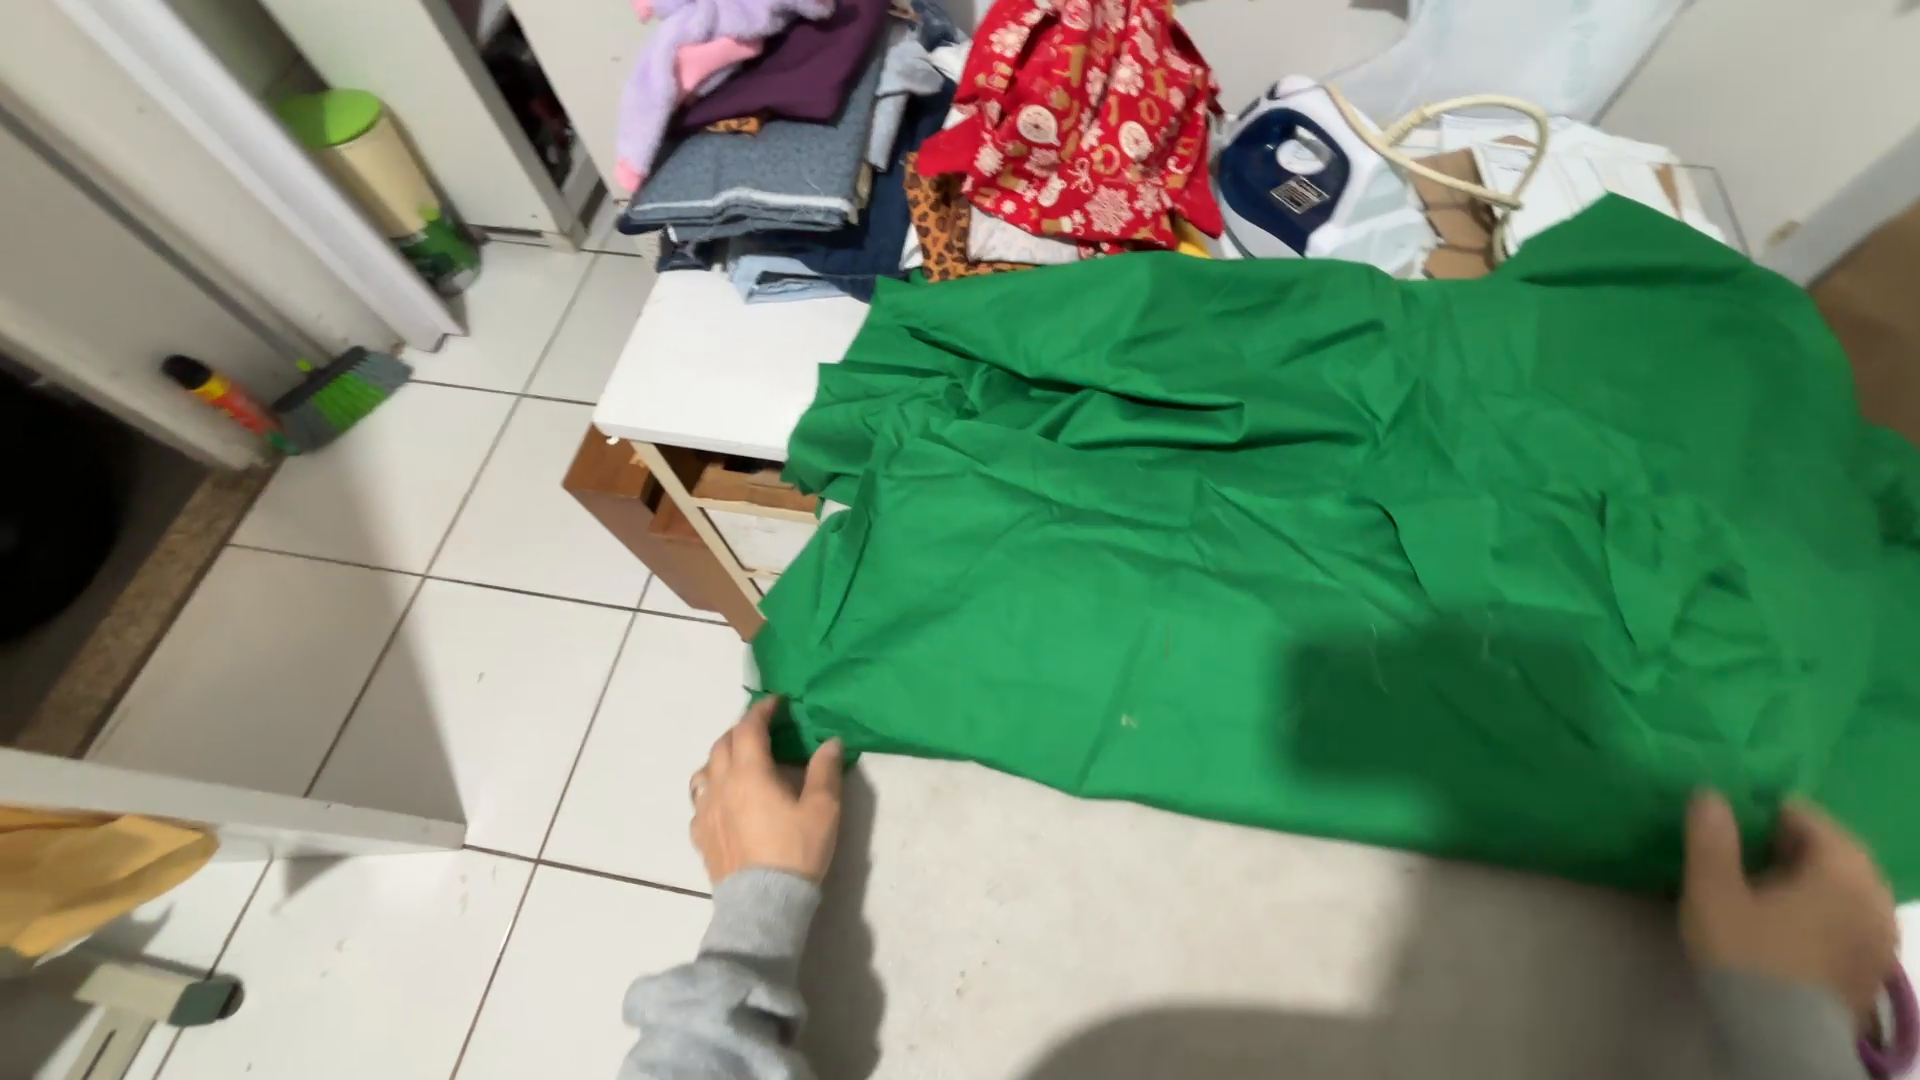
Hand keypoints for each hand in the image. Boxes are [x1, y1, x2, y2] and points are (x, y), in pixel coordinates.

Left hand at [689, 697, 843, 885]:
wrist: (764, 904)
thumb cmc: (796, 850)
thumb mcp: (822, 809)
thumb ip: (825, 771)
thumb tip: (830, 742)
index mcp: (750, 772)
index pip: (749, 728)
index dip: (762, 710)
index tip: (776, 703)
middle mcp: (721, 785)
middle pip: (722, 744)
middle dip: (741, 730)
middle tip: (763, 730)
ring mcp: (705, 811)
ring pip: (704, 770)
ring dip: (722, 757)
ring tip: (740, 762)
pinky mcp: (700, 835)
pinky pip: (700, 800)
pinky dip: (712, 787)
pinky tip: (726, 799)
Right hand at [1681, 791, 1898, 1015]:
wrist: (1779, 1027)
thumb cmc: (1745, 948)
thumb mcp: (1712, 888)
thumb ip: (1711, 839)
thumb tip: (1709, 794)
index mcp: (1841, 877)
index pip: (1818, 825)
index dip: (1777, 810)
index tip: (1738, 808)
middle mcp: (1873, 901)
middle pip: (1843, 854)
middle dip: (1800, 839)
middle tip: (1751, 836)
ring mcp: (1879, 935)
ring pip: (1851, 885)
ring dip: (1814, 869)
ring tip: (1768, 870)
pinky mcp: (1871, 960)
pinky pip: (1854, 911)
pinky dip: (1826, 897)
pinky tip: (1791, 907)